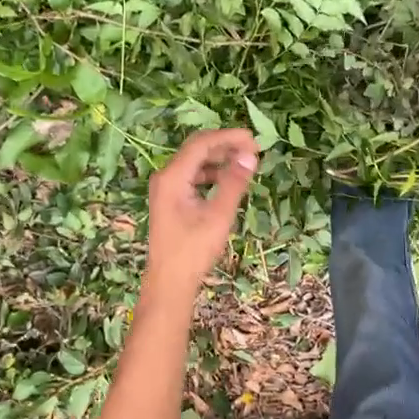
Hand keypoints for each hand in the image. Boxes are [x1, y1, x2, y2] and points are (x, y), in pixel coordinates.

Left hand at [143, 129, 258, 297]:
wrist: (169, 282)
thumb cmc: (193, 250)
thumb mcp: (219, 215)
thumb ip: (234, 183)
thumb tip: (249, 156)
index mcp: (173, 177)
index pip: (202, 143)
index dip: (228, 137)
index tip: (254, 140)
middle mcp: (165, 177)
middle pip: (197, 149)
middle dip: (225, 145)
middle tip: (253, 150)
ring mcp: (165, 188)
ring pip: (195, 162)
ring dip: (219, 159)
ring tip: (244, 164)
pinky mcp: (170, 199)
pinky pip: (192, 176)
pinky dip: (211, 173)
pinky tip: (228, 181)